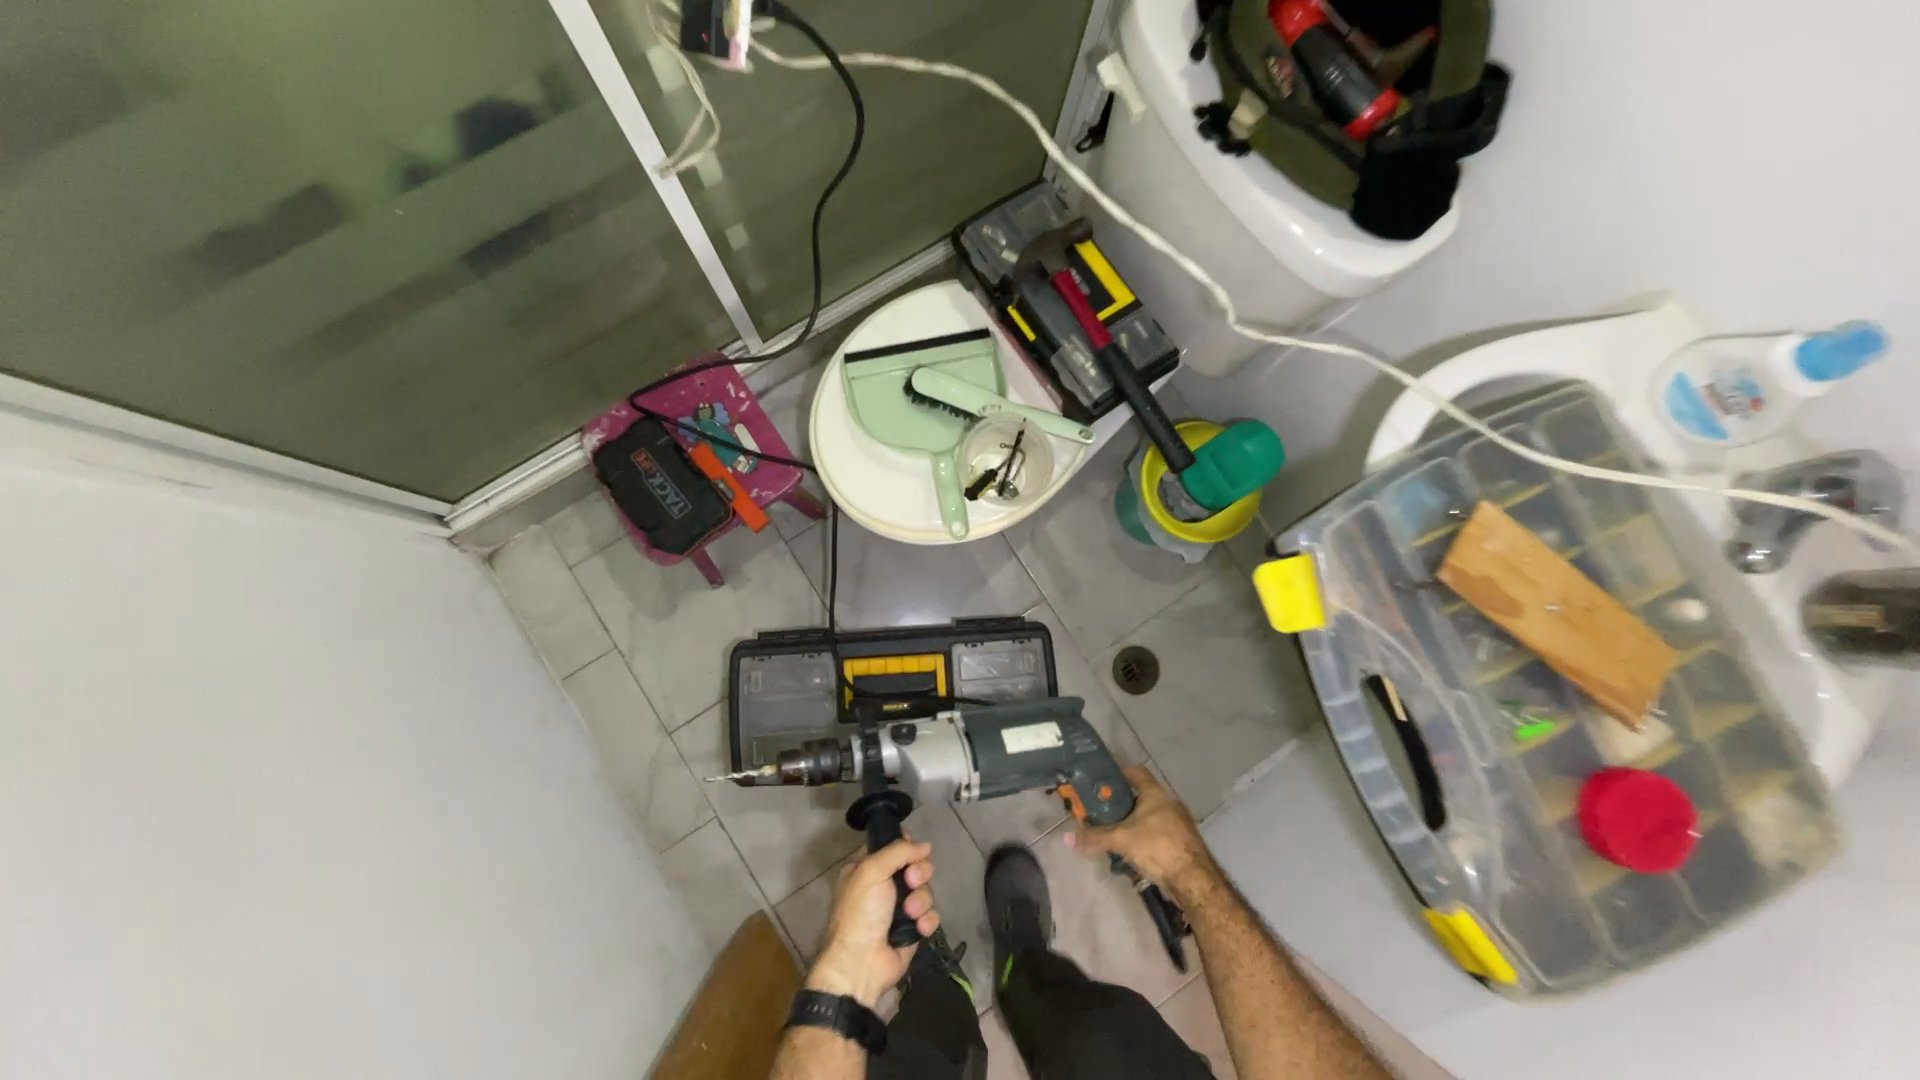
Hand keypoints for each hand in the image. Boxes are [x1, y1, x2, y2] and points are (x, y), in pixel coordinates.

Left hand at [806, 839, 939, 1008]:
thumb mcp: (872, 871)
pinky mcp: (912, 928)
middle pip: (915, 866)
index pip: (892, 846)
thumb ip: (898, 851)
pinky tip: (919, 928)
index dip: (907, 846)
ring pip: (925, 890)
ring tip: (911, 913)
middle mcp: (884, 886)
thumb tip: (925, 845)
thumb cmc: (861, 913)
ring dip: (921, 900)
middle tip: (911, 881)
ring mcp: (899, 908)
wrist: (862, 964)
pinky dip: (927, 920)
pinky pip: (930, 914)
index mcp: (867, 869)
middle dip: (918, 873)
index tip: (914, 850)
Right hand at [1067, 766, 1220, 904]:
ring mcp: (1179, 823)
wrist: (1194, 879)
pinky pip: (1158, 832)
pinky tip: (1133, 850)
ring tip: (1113, 832)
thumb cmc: (1157, 847)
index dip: (1119, 773)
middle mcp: (1169, 803)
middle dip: (1121, 802)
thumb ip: (1095, 837)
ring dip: (1133, 821)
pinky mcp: (1182, 841)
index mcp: (1155, 793)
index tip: (1102, 781)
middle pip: (1141, 795)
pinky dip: (1144, 836)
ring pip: (1150, 815)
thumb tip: (1066, 838)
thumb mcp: (1121, 840)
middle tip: (1101, 810)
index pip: (1136, 772)